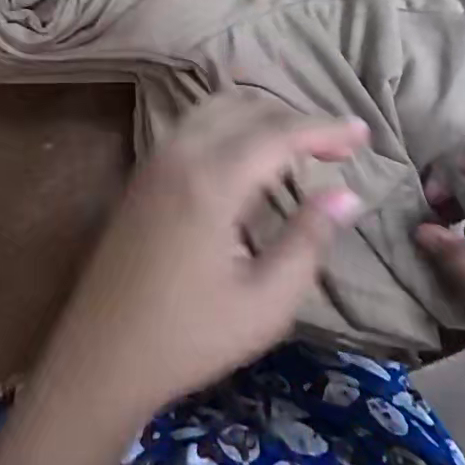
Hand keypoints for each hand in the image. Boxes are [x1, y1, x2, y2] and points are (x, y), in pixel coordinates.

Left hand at [35, 94, 368, 415]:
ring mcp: (156, 158)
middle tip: (339, 145)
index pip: (280, 133)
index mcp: (211, 181)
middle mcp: (180, 153)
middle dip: (298, 118)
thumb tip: (348, 194)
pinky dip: (233, 122)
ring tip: (301, 142)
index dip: (327, 128)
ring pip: (218, 106)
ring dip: (264, 114)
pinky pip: (195, 123)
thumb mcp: (265, 303)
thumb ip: (308, 239)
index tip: (364, 134)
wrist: (99, 358)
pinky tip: (250, 151)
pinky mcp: (143, 171)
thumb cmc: (188, 338)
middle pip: (249, 108)